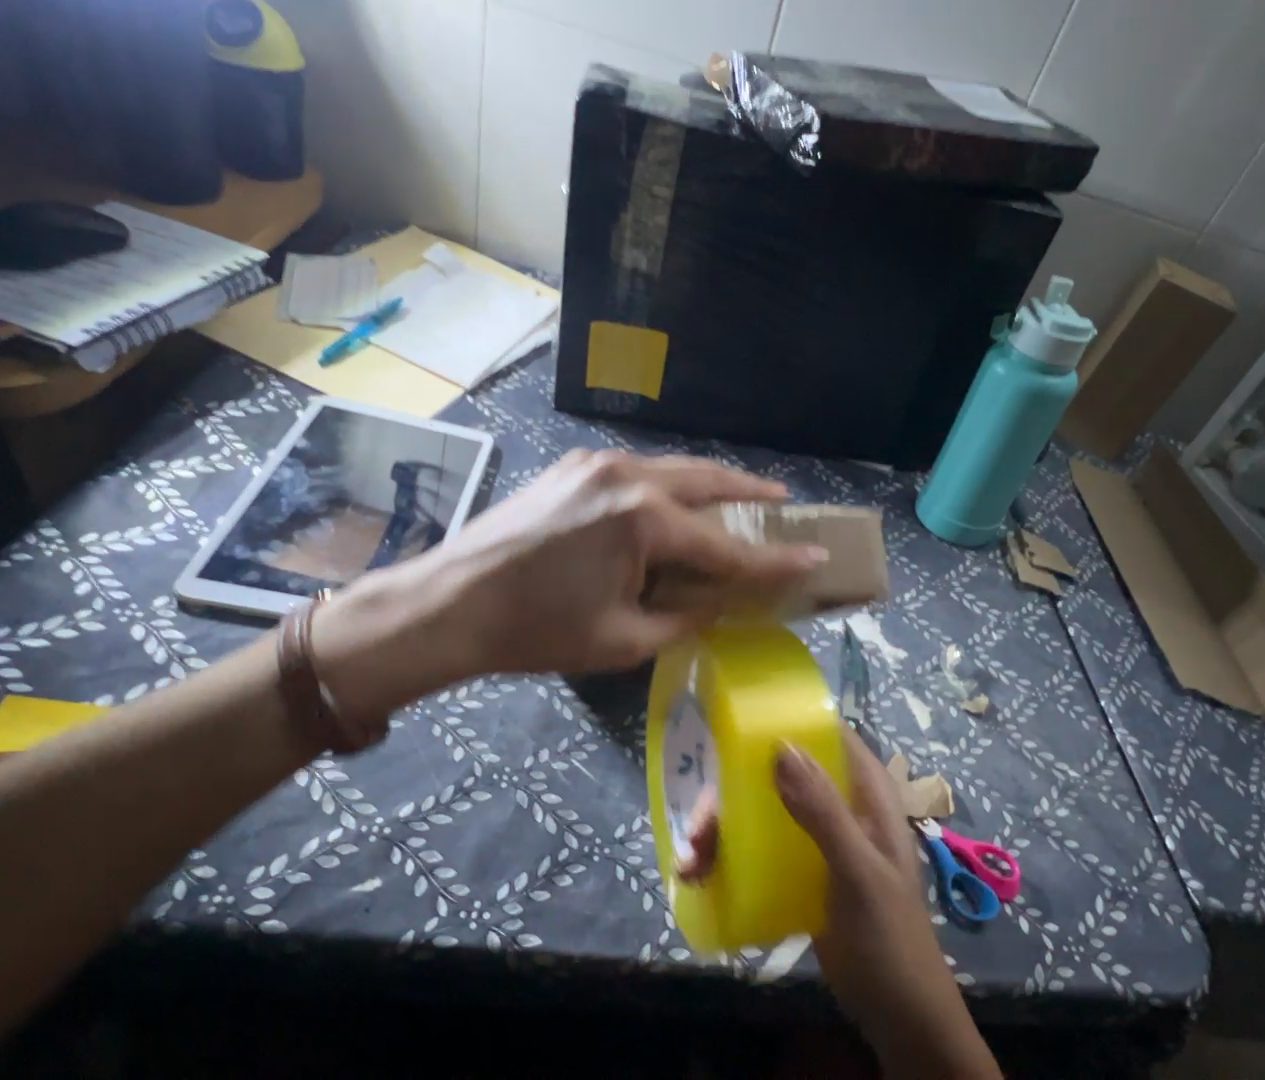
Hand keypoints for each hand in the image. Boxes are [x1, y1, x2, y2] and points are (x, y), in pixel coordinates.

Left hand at [313, 450, 824, 714]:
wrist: (449, 603)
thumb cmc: (536, 631)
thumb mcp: (623, 638)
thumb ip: (686, 616)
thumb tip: (724, 603)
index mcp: (643, 520)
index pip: (726, 545)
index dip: (774, 560)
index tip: (816, 558)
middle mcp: (626, 476)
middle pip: (707, 480)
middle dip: (750, 494)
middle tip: (784, 503)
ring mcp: (594, 464)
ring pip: (672, 469)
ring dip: (709, 484)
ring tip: (741, 497)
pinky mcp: (571, 468)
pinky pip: (637, 471)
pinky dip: (668, 485)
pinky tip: (675, 502)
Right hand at [676, 732, 998, 1078]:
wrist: (899, 1017)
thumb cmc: (889, 938)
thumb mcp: (858, 871)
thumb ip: (823, 812)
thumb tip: (782, 747)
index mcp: (868, 799)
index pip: (833, 739)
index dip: (792, 724)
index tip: (740, 725)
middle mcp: (842, 813)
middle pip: (782, 779)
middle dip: (735, 795)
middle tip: (700, 825)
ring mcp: (820, 847)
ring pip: (764, 816)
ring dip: (724, 832)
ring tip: (691, 864)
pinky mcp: (801, 879)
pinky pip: (760, 853)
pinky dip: (729, 861)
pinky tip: (700, 878)